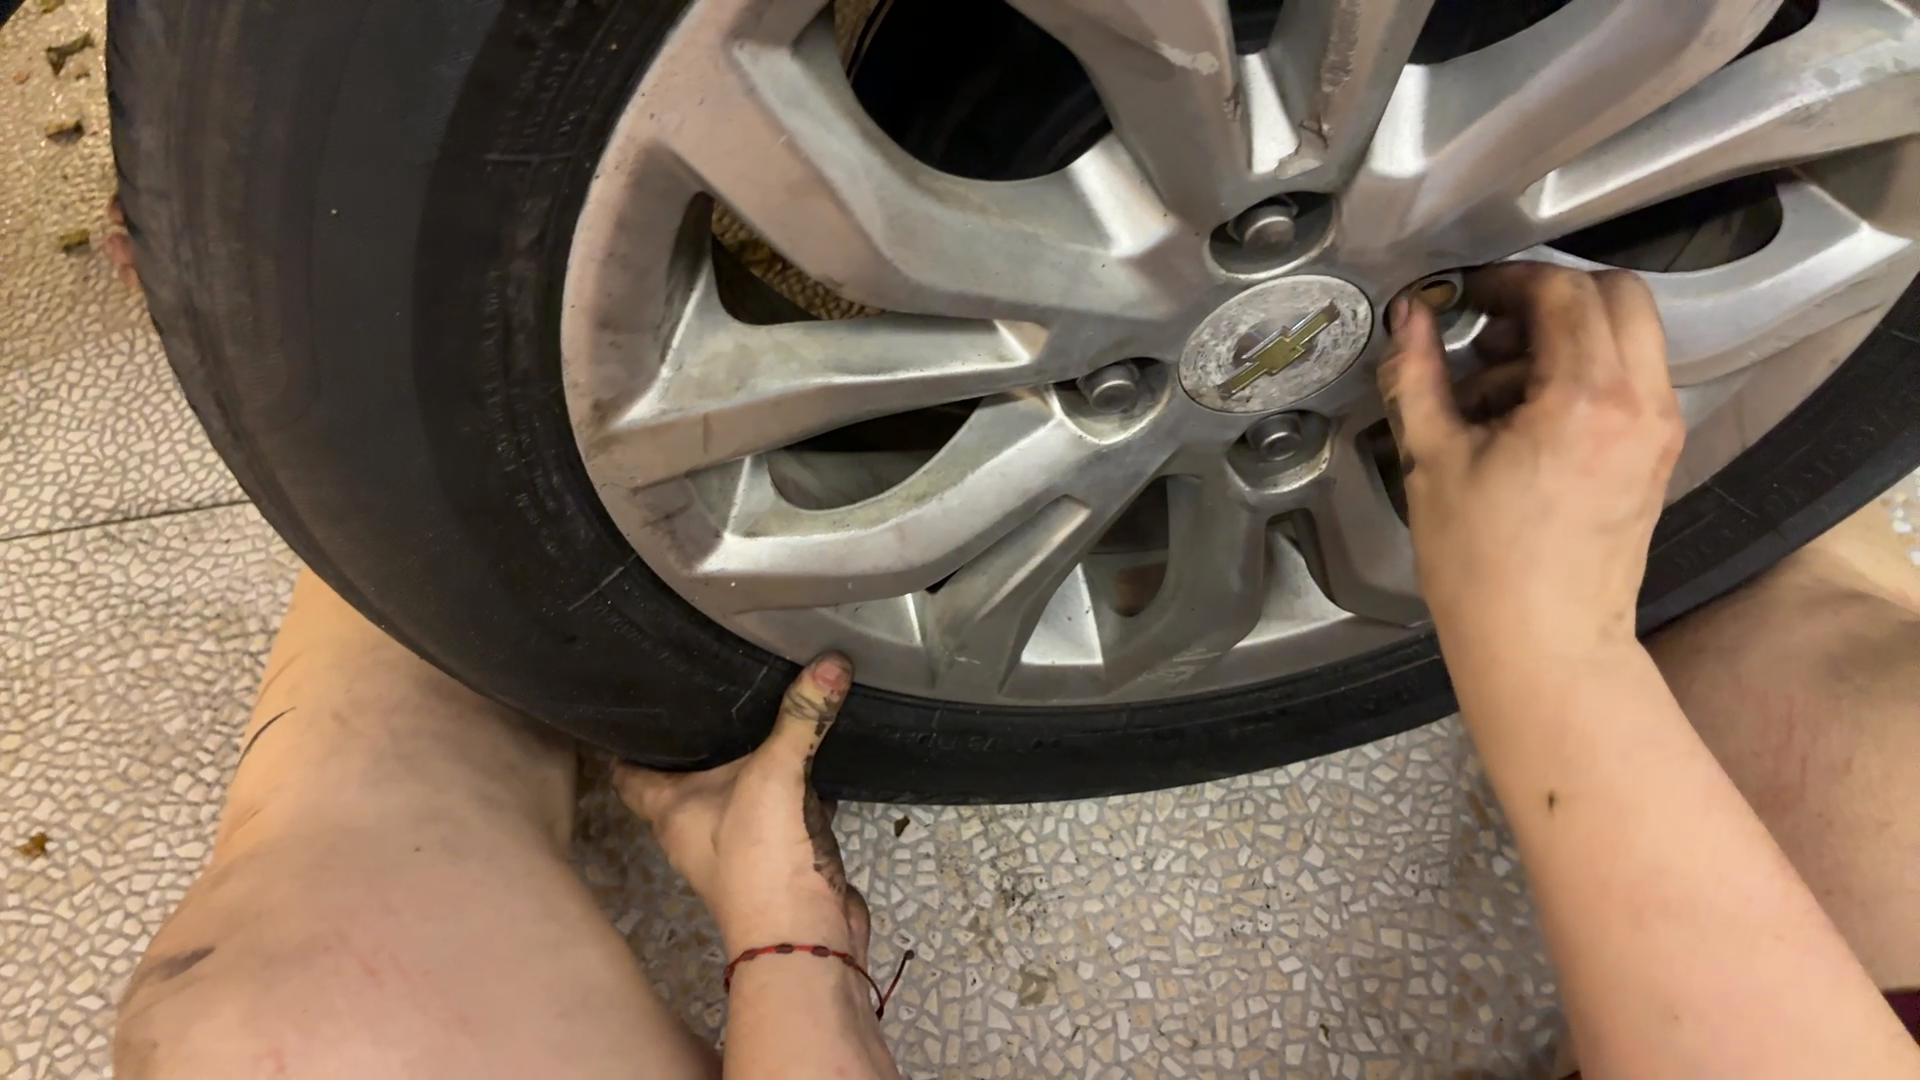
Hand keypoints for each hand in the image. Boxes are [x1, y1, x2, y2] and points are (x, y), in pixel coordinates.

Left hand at [616, 654, 869, 960]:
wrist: (806, 934)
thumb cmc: (760, 857)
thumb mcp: (774, 775)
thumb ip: (801, 717)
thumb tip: (830, 661)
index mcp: (670, 809)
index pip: (629, 769)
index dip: (627, 735)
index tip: (637, 697)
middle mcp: (696, 823)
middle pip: (685, 772)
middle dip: (697, 734)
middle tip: (712, 683)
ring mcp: (739, 837)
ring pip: (736, 783)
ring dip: (747, 754)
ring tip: (760, 701)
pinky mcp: (780, 845)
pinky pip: (780, 798)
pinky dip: (792, 774)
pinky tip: (809, 744)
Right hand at [1377, 263, 1684, 655]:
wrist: (1539, 636)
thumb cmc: (1477, 556)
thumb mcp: (1432, 459)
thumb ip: (1418, 377)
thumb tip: (1409, 318)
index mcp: (1585, 399)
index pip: (1564, 296)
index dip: (1509, 281)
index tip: (1464, 296)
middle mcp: (1642, 401)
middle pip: (1616, 298)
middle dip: (1546, 300)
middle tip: (1484, 334)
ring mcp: (1659, 427)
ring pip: (1629, 336)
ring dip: (1563, 338)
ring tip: (1492, 388)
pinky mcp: (1655, 452)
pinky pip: (1629, 379)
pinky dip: (1579, 373)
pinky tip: (1521, 419)